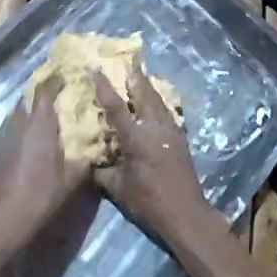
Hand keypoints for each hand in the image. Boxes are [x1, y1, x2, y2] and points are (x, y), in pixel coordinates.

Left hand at [0, 79, 89, 243]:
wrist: (3, 217)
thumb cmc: (41, 195)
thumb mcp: (71, 179)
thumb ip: (85, 159)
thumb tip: (98, 147)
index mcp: (39, 124)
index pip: (44, 91)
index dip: (54, 80)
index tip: (66, 75)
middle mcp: (18, 123)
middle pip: (28, 98)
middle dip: (42, 94)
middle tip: (60, 96)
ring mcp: (3, 135)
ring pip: (17, 112)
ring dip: (30, 109)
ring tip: (47, 116)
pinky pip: (10, 126)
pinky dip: (21, 125)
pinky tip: (30, 139)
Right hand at [93, 60, 206, 235]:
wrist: (185, 214)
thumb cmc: (148, 201)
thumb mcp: (117, 188)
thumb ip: (101, 172)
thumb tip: (90, 162)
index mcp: (136, 138)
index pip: (117, 107)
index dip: (106, 88)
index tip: (97, 70)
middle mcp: (155, 128)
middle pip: (145, 94)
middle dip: (136, 77)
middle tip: (130, 61)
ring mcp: (171, 132)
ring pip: (159, 101)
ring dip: (149, 88)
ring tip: (141, 77)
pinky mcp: (181, 139)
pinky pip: (167, 112)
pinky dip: (158, 103)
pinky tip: (155, 104)